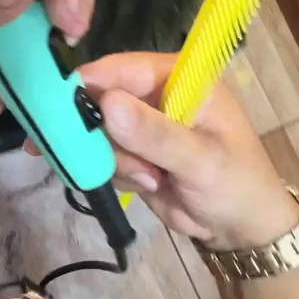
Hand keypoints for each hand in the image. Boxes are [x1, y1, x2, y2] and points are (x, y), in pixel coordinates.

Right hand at [75, 52, 298, 250]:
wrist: (241, 230)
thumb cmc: (237, 185)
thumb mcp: (200, 160)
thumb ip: (154, 134)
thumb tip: (108, 103)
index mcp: (182, 78)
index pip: (125, 68)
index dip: (91, 82)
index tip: (57, 103)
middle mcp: (157, 94)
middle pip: (103, 98)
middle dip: (101, 133)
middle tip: (99, 156)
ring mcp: (142, 124)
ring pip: (99, 132)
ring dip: (116, 160)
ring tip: (151, 179)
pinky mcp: (132, 151)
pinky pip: (103, 155)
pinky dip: (116, 173)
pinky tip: (147, 185)